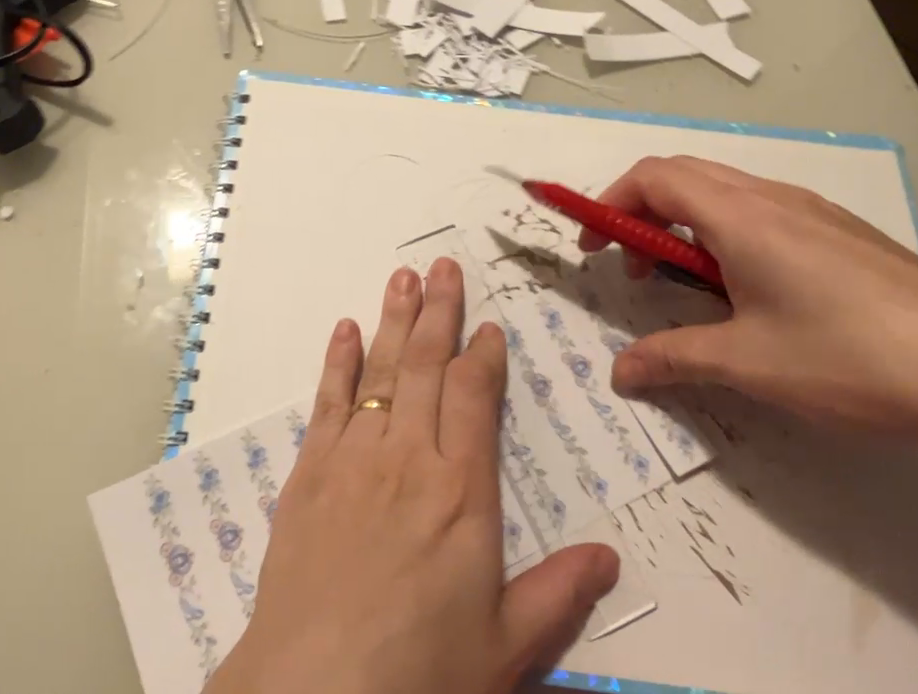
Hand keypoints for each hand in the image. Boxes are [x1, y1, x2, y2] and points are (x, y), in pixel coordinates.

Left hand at [205, 260, 619, 693]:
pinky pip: (328, 403)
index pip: (476, 399)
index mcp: (462, 492)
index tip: (488, 326)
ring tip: (401, 278)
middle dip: (438, 313)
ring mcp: (352, 460)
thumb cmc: (420, 671)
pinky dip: (338, 363)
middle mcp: (408, 459)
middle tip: (442, 266)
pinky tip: (345, 332)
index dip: (483, 356)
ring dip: (392, 321)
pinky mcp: (308, 474)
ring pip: (380, 373)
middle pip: (426, 367)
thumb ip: (558, 594)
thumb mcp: (506, 646)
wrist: (316, 689)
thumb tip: (609, 557)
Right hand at [583, 155, 917, 570]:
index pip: (653, 177)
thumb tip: (620, 373)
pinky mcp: (849, 237)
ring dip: (687, 226)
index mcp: (741, 216)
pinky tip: (753, 295)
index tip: (594, 251)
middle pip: (686, 176)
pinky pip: (767, 215)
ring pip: (728, 194)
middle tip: (635, 270)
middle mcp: (776, 200)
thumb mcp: (746, 364)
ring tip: (690, 288)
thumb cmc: (848, 358)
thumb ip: (672, 358)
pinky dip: (729, 237)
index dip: (609, 204)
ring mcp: (819, 214)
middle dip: (642, 213)